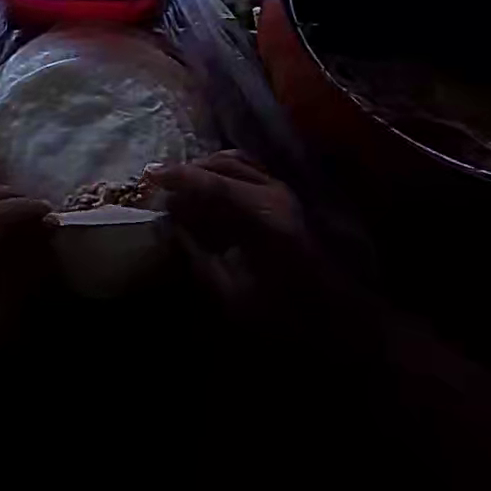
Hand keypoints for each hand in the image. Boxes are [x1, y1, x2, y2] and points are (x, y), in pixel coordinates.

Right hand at [146, 151, 328, 320]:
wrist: (341, 329)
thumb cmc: (285, 317)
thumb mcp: (231, 292)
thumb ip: (197, 252)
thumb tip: (170, 223)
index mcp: (266, 218)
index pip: (214, 185)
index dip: (178, 177)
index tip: (148, 175)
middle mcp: (277, 196)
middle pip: (222, 168)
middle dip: (187, 173)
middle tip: (158, 183)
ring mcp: (284, 193)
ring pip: (235, 162)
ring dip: (204, 169)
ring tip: (179, 184)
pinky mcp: (287, 199)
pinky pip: (249, 169)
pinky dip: (223, 171)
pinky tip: (207, 185)